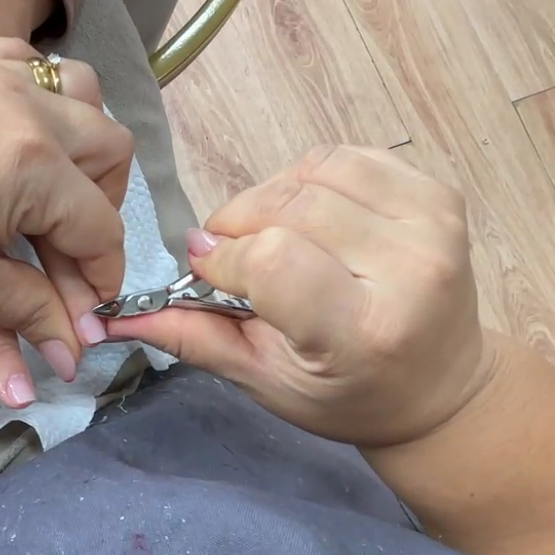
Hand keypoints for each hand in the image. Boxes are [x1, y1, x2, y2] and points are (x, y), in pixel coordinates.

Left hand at [0, 0, 89, 404]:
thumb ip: (28, 310)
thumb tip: (74, 348)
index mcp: (34, 164)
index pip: (98, 226)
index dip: (102, 277)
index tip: (93, 313)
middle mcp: (26, 106)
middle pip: (107, 151)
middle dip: (103, 210)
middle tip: (75, 255)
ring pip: (76, 89)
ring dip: (81, 142)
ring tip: (60, 191)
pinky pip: (19, 59)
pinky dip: (34, 93)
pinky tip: (17, 129)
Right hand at [108, 145, 493, 447]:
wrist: (437, 388)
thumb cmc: (343, 396)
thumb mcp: (262, 381)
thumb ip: (193, 339)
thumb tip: (115, 316)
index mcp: (362, 331)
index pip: (272, 260)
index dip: (225, 260)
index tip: (209, 276)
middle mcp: (409, 270)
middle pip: (289, 207)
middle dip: (238, 225)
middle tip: (231, 258)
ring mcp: (432, 225)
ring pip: (313, 171)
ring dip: (269, 198)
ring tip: (267, 236)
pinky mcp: (440, 195)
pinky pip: (348, 157)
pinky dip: (308, 179)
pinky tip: (305, 216)